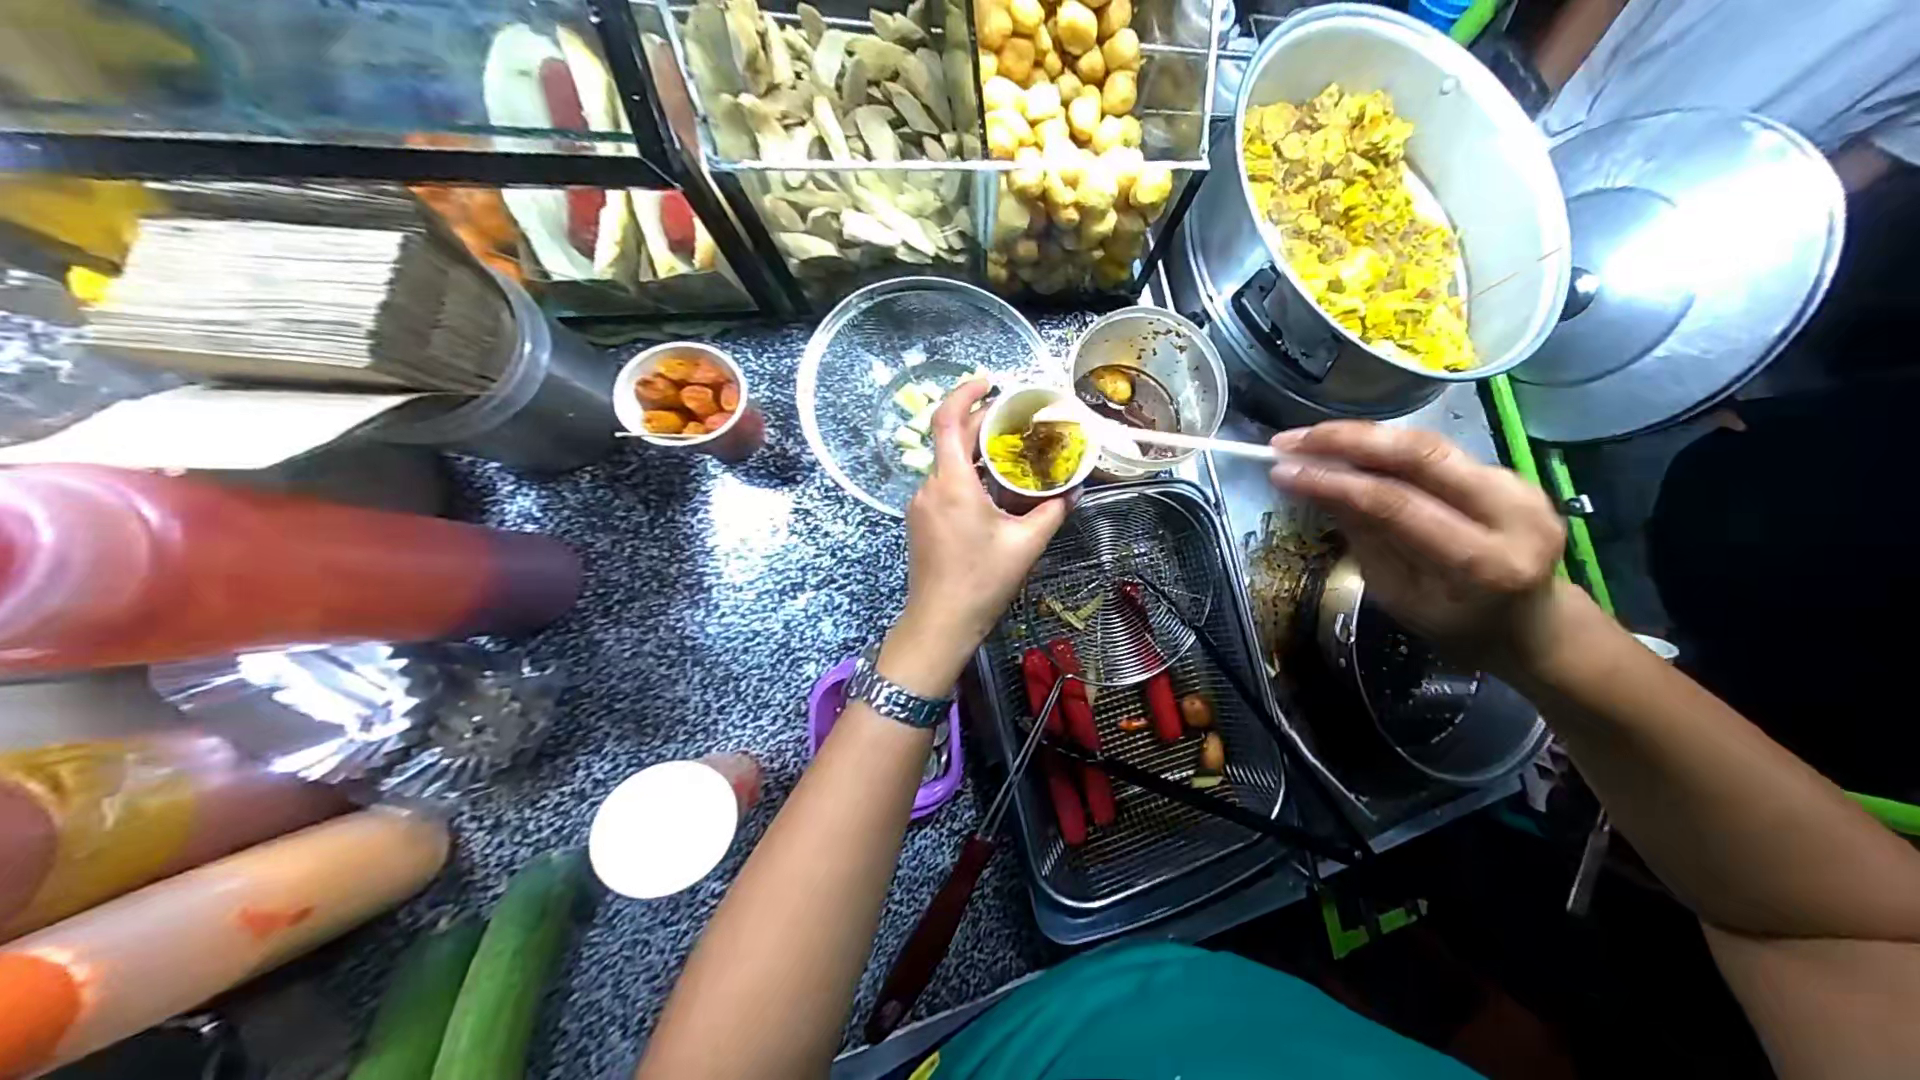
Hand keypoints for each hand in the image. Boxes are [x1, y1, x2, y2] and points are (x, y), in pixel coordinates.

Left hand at [881, 381, 1070, 695]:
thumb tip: (1075, 490)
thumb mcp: (1025, 544)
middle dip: (980, 423)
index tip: (988, 381)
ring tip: (1008, 451)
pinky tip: (990, 488)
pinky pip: (942, 485)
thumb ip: (1052, 511)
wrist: (940, 622)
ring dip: (974, 452)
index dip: (965, 393)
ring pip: (946, 463)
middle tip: (1013, 418)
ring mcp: (920, 504)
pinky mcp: (920, 520)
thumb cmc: (982, 581)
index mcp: (952, 483)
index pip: (947, 420)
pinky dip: (965, 475)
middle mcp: (929, 486)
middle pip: (949, 439)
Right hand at [1268, 421, 1569, 669]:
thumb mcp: (1396, 593)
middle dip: (1347, 440)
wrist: (1529, 624)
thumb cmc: (1454, 623)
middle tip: (1291, 440)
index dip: (1333, 481)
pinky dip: (1385, 446)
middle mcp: (1512, 513)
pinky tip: (1347, 447)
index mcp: (1482, 562)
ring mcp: (1518, 485)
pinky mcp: (1509, 472)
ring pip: (1427, 443)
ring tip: (1309, 438)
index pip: (1397, 504)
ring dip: (1361, 436)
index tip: (1282, 471)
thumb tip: (1314, 485)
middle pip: (1421, 454)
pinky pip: (1436, 451)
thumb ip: (1364, 535)